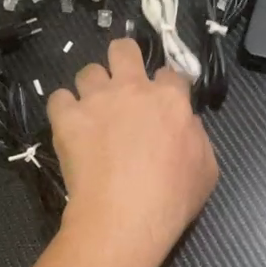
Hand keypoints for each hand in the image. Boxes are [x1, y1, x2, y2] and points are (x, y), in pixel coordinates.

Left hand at [47, 38, 218, 266]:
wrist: (125, 217)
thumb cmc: (173, 198)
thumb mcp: (207, 169)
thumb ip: (198, 137)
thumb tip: (187, 124)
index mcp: (170, 99)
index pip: (170, 73)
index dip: (166, 86)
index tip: (163, 102)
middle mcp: (132, 89)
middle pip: (123, 49)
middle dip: (124, 58)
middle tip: (122, 83)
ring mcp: (97, 100)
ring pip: (88, 71)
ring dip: (92, 87)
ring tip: (93, 109)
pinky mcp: (67, 118)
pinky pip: (58, 98)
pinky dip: (64, 109)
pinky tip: (69, 125)